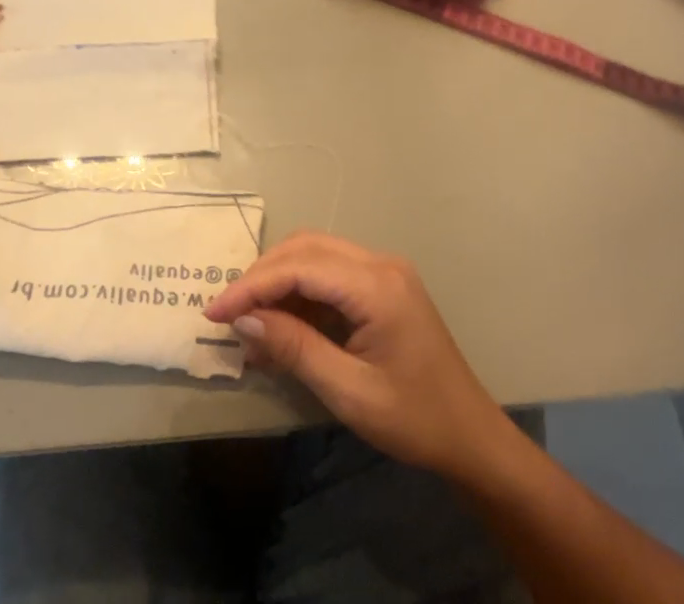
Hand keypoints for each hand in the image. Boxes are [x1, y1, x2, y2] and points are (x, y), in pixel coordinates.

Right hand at [204, 231, 515, 480]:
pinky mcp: (385, 289)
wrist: (470, 436)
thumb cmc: (413, 419)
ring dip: (278, 282)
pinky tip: (280, 327)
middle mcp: (382, 266)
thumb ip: (294, 348)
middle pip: (305, 248)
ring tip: (248, 323)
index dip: (251, 286)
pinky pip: (331, 275)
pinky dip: (299, 293)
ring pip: (315, 256)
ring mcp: (386, 274)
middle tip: (227, 315)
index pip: (299, 267)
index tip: (213, 314)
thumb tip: (242, 318)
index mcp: (377, 287)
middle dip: (260, 277)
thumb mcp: (347, 390)